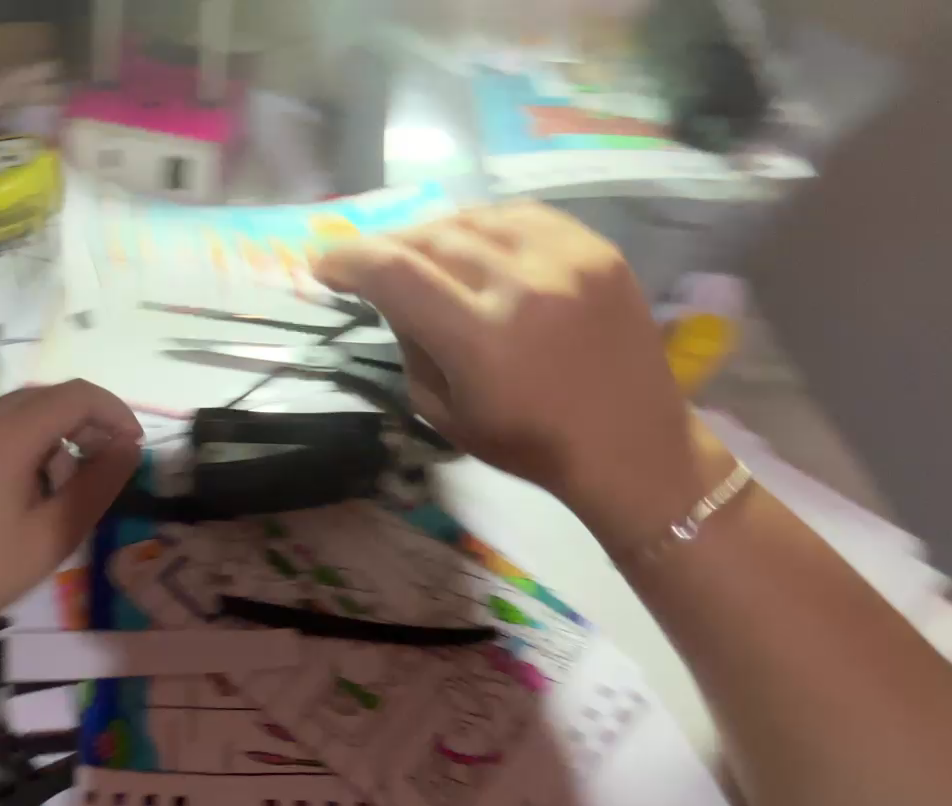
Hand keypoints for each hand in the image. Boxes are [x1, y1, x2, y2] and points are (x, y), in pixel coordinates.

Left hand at [0, 381, 140, 650]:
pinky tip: (17, 492)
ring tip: (58, 489)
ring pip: (13, 412)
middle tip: (102, 468)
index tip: (132, 448)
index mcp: (6, 435)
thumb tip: (128, 448)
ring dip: (50, 435)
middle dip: (83, 423)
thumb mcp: (53, 535)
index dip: (114, 413)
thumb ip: (98, 485)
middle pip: (43, 397)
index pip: (75, 395)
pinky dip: (16, 444)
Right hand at [314, 202, 730, 551]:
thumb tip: (395, 299)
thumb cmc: (525, 444)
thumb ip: (412, 347)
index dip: (347, 260)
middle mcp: (522, 284)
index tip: (322, 266)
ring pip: (472, 218)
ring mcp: (567, 257)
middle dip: (384, 247)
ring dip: (429, 232)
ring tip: (413, 254)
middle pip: (429, 237)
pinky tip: (468, 242)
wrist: (628, 443)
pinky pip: (520, 215)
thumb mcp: (442, 411)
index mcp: (479, 338)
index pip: (394, 273)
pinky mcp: (596, 247)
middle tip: (363, 264)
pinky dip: (479, 224)